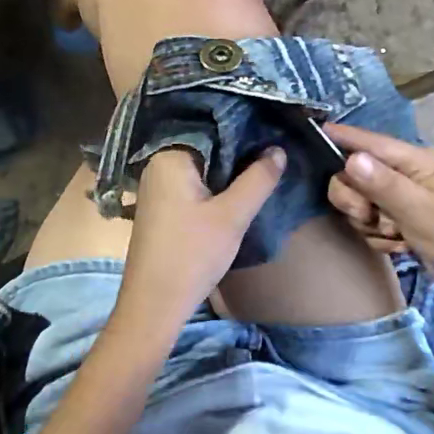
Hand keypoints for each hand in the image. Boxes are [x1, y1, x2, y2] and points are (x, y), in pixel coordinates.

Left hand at [121, 146, 285, 316]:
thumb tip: (278, 150)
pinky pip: (194, 185)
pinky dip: (215, 187)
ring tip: (264, 167)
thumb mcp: (233, 215)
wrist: (155, 304)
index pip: (212, 128)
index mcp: (170, 156)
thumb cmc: (192, 254)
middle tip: (275, 150)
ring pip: (202, 168)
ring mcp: (157, 187)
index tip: (274, 132)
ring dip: (229, 171)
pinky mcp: (162, 208)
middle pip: (208, 148)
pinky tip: (239, 192)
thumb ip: (258, 179)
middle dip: (239, 151)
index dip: (245, 129)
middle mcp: (158, 165)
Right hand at [323, 124, 433, 296]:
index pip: (370, 142)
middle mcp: (405, 173)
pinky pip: (369, 222)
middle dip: (355, 200)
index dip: (342, 137)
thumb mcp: (421, 211)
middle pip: (354, 175)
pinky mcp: (397, 220)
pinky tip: (401, 245)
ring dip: (370, 223)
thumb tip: (351, 158)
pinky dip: (379, 236)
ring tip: (396, 235)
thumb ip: (384, 185)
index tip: (315, 131)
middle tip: (369, 217)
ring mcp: (400, 197)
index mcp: (415, 160)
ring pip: (358, 202)